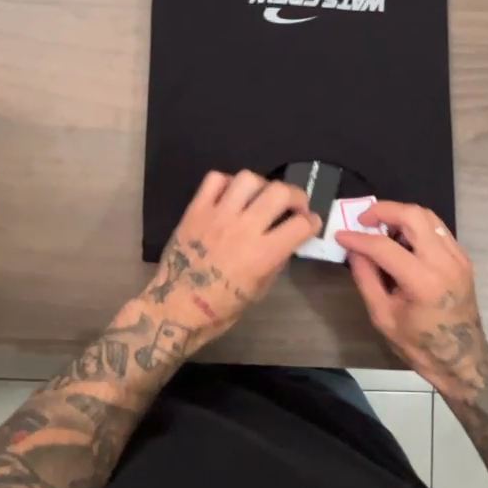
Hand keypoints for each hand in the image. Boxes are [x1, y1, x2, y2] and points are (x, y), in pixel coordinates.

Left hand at [134, 170, 320, 361]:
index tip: (310, 223)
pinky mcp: (196, 210)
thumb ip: (276, 260)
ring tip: (260, 197)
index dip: (312, 222)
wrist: (176, 307)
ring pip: (248, 178)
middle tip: (293, 206)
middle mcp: (243, 229)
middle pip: (279, 192)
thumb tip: (288, 239)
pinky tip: (231, 196)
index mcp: (263, 254)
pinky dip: (227, 182)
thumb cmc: (220, 308)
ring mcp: (217, 216)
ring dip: (262, 185)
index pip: (301, 224)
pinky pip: (215, 179)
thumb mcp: (259, 290)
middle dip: (296, 196)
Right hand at [336, 202, 487, 397]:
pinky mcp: (462, 258)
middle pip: (413, 215)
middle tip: (363, 220)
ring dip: (401, 216)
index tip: (341, 235)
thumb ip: (366, 278)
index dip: (358, 238)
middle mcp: (444, 262)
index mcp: (423, 281)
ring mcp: (458, 257)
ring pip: (428, 216)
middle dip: (384, 211)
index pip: (384, 246)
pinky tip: (401, 240)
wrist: (462, 359)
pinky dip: (416, 226)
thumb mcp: (383, 316)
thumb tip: (354, 249)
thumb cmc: (419, 344)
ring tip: (381, 228)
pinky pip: (437, 229)